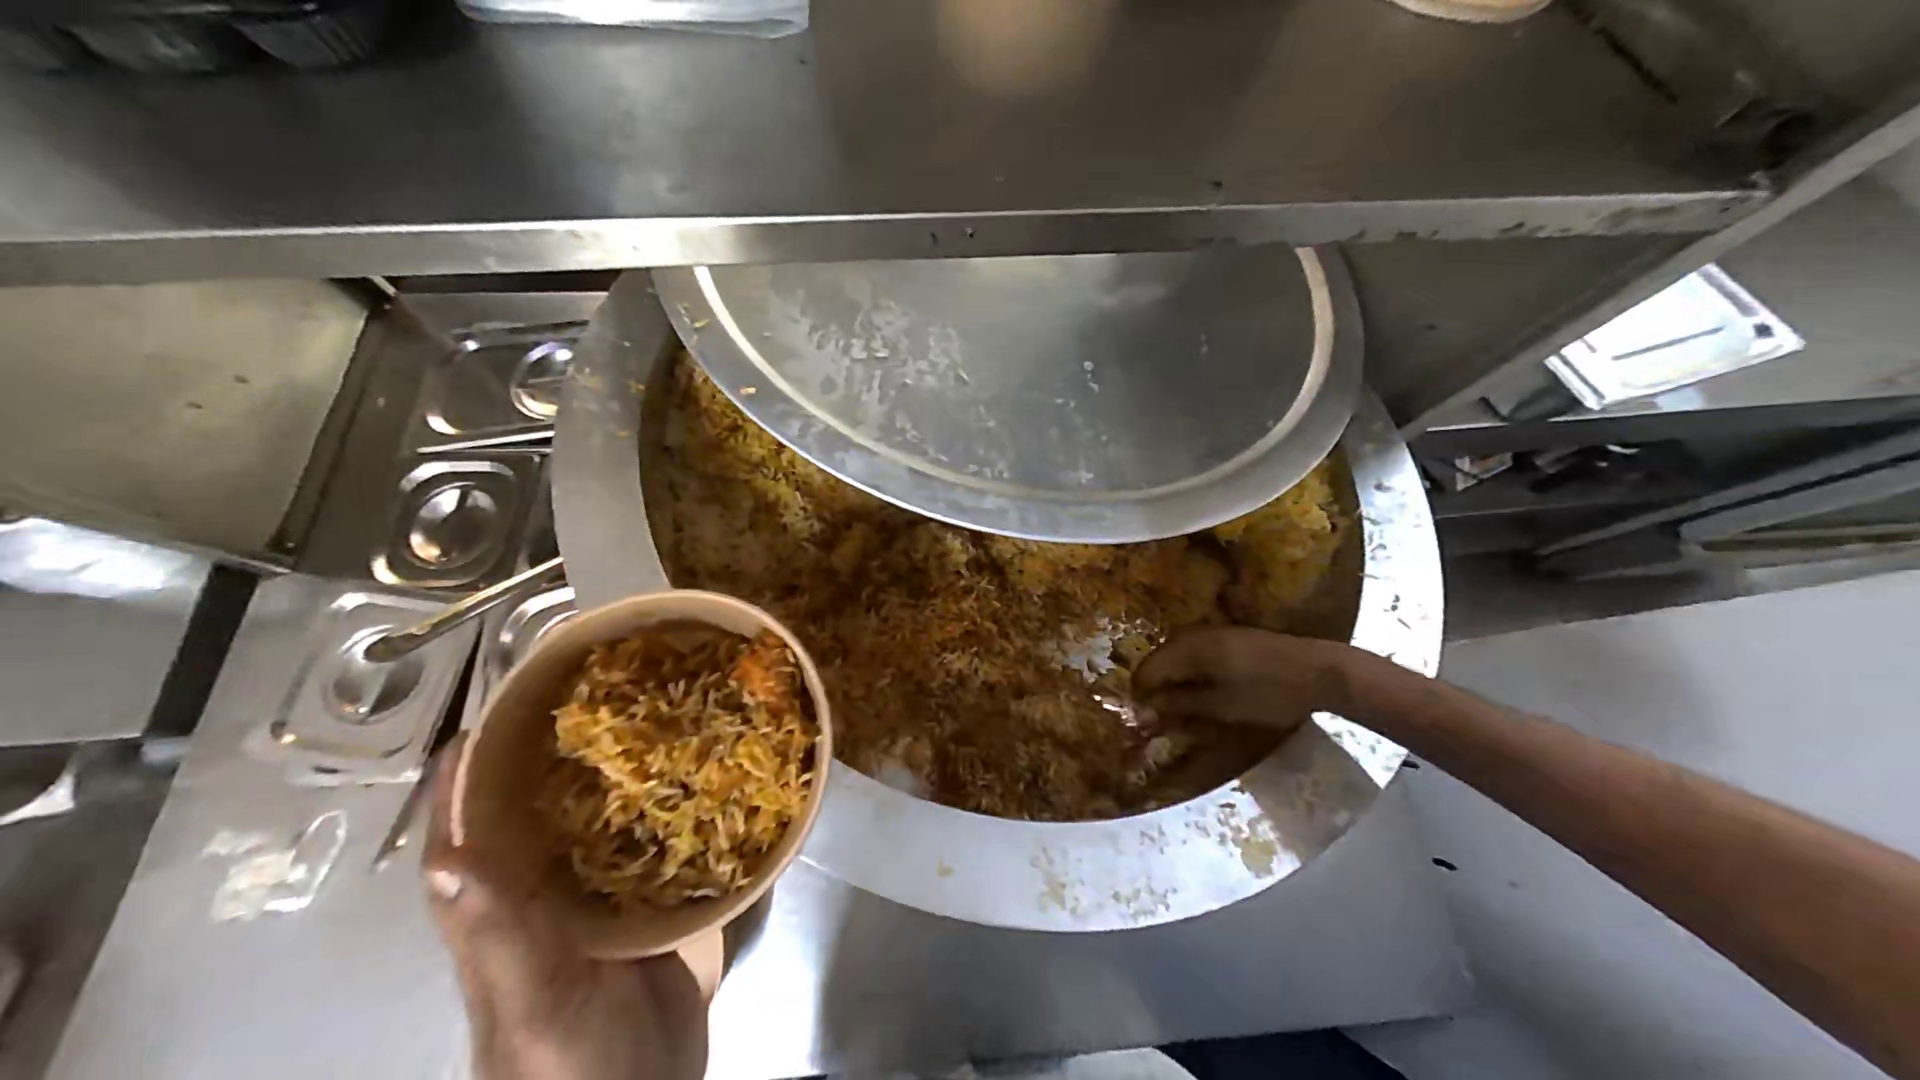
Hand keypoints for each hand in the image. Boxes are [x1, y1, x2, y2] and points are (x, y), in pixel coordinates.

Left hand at [422, 734, 708, 1079]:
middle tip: (600, 691)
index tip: (504, 705)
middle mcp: (544, 894)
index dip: (471, 769)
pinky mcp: (649, 907)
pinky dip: (669, 810)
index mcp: (499, 911)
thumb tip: (446, 854)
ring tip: (655, 718)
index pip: (468, 826)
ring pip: (602, 821)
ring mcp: (600, 900)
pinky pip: (655, 845)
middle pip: (540, 811)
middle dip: (558, 752)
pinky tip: (697, 778)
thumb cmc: (569, 1067)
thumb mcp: (534, 1000)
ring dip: (620, 774)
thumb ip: (499, 934)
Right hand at [1135, 626, 1356, 733]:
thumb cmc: (1269, 692)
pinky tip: (1204, 692)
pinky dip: (1192, 674)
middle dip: (1157, 689)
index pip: (1146, 671)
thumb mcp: (1221, 706)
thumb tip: (1143, 712)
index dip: (1142, 697)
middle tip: (1164, 719)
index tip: (1148, 722)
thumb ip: (1179, 706)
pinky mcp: (1227, 637)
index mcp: (1187, 648)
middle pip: (1159, 662)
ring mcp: (1211, 632)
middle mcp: (1192, 634)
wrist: (1321, 671)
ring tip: (1183, 709)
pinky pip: (1195, 654)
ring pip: (1177, 658)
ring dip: (1175, 682)